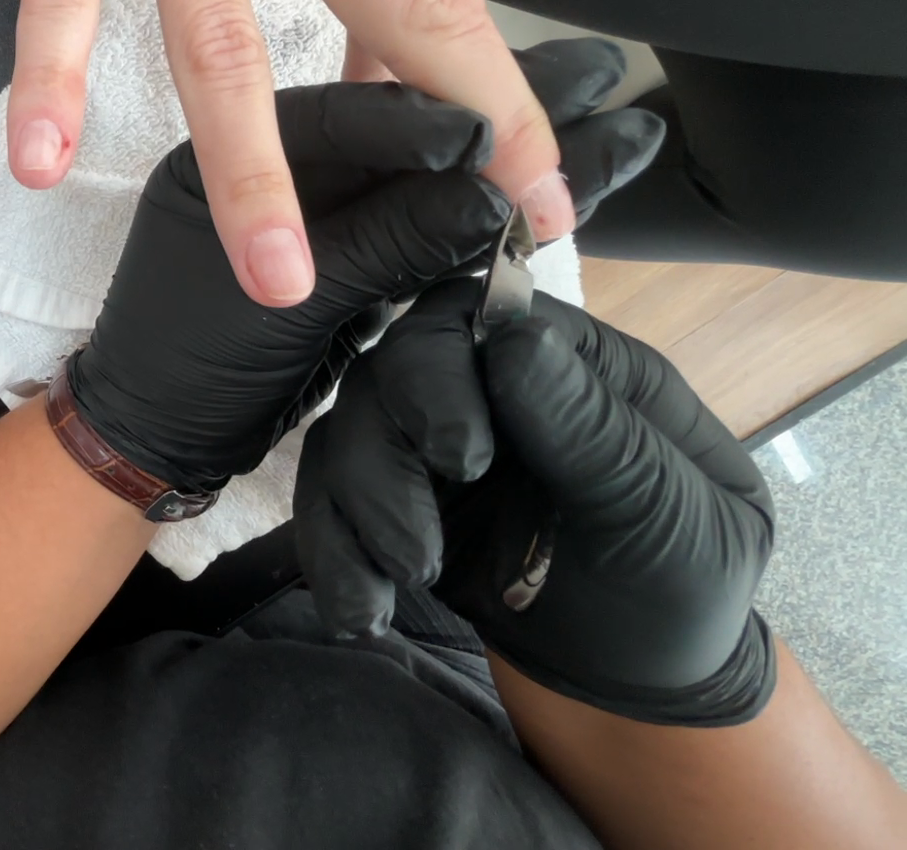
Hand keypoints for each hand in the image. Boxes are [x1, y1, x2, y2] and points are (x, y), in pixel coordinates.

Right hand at [0, 0, 575, 307]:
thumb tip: (391, 43)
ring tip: (266, 269)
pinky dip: (49, 81)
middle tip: (450, 245)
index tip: (529, 194)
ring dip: (245, 167)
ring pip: (216, 40)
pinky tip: (41, 158)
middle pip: (374, 11)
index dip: (499, 97)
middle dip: (423, 138)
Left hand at [69, 38, 659, 491]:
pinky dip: (460, 210)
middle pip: (385, 127)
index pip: (337, 118)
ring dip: (487, 154)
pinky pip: (405, 219)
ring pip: (405, 171)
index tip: (498, 129)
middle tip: (588, 75)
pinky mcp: (333, 254)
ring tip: (586, 111)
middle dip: (480, 109)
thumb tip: (490, 193)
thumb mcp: (285, 305)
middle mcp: (264, 176)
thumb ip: (383, 243)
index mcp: (218, 157)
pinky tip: (525, 188)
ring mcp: (301, 213)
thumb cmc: (189, 366)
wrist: (163, 435)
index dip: (421, 119)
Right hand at [297, 286, 778, 724]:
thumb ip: (592, 430)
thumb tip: (515, 335)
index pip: (469, 317)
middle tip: (418, 548)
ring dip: (357, 513)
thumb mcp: (670, 518)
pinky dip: (330, 552)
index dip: (436, 370)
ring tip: (409, 584)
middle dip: (385, 459)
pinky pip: (320, 497)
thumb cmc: (673, 588)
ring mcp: (415, 438)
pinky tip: (361, 609)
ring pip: (339, 434)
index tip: (461, 461)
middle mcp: (475, 387)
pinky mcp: (375, 492)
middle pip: (384, 374)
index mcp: (562, 365)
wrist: (617, 677)